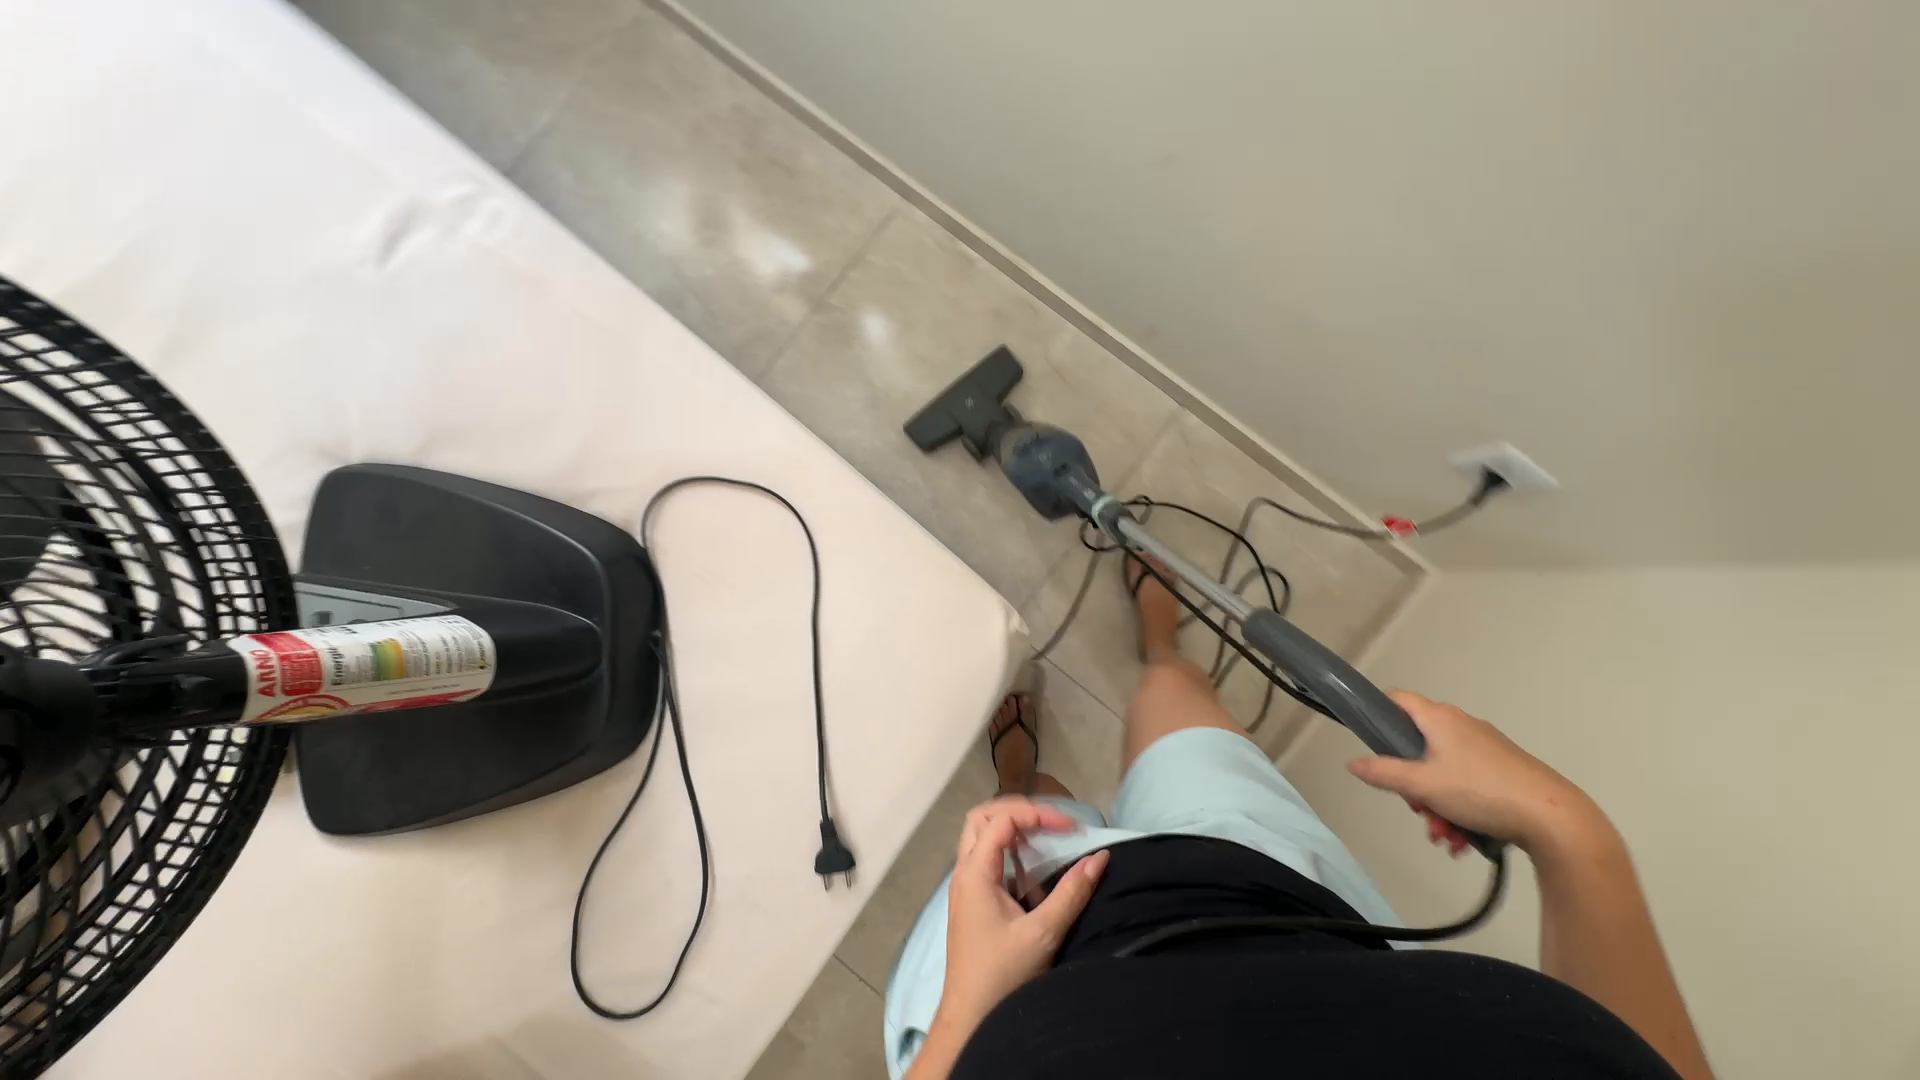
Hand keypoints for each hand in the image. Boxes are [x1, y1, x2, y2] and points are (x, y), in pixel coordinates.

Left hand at [937, 797, 1108, 1029]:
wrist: (969, 1018)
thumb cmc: (1002, 975)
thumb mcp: (1042, 933)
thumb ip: (1071, 892)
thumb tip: (1099, 857)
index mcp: (974, 872)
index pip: (1002, 819)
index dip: (1037, 814)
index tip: (1071, 827)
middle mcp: (964, 871)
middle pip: (983, 817)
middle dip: (1019, 811)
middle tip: (1053, 821)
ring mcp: (966, 885)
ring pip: (982, 836)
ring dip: (1013, 829)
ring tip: (1048, 836)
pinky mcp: (973, 900)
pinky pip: (987, 858)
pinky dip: (1011, 851)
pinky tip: (1035, 866)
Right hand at [1346, 691, 1606, 854]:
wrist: (1555, 819)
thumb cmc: (1481, 791)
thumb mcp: (1422, 786)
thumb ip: (1383, 773)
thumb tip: (1352, 762)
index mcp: (1440, 718)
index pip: (1397, 699)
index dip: (1377, 713)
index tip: (1369, 741)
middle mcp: (1462, 725)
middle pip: (1419, 747)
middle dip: (1413, 785)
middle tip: (1417, 811)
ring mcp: (1487, 748)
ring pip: (1444, 772)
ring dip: (1437, 805)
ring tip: (1445, 837)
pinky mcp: (1505, 770)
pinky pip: (1468, 784)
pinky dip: (1460, 808)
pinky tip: (1465, 840)